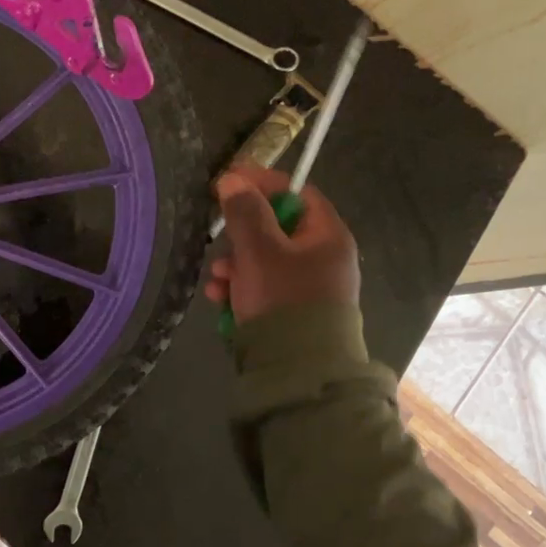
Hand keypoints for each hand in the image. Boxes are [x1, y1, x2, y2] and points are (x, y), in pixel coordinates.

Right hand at [204, 166, 358, 324]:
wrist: (298, 368)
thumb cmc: (284, 299)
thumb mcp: (259, 251)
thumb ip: (245, 212)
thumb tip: (232, 179)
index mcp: (326, 236)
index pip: (297, 193)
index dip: (263, 183)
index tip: (228, 182)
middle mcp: (322, 257)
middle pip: (274, 227)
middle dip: (241, 235)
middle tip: (220, 241)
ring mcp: (307, 285)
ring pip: (262, 259)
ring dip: (234, 265)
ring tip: (219, 279)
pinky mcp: (290, 309)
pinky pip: (260, 286)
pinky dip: (239, 287)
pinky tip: (221, 298)